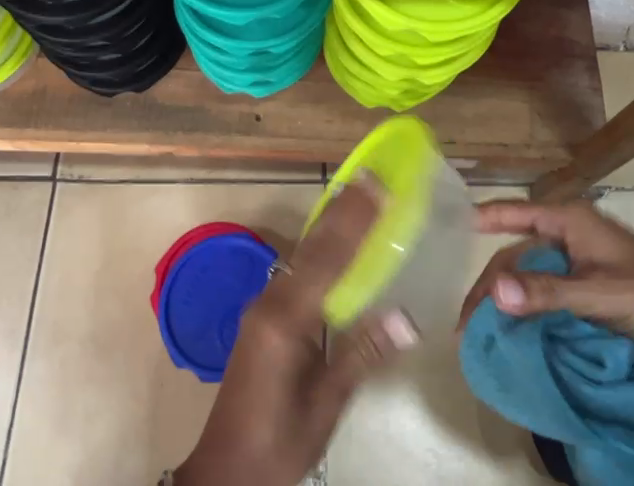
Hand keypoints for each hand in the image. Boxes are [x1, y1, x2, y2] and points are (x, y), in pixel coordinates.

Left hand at [176, 177, 419, 485]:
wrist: (226, 472)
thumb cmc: (278, 442)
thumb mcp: (325, 404)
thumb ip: (361, 356)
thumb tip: (407, 316)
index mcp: (285, 320)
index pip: (327, 260)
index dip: (354, 221)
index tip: (376, 186)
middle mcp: (270, 303)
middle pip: (312, 249)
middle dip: (342, 211)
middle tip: (370, 176)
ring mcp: (263, 309)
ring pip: (302, 257)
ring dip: (330, 224)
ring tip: (356, 195)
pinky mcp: (263, 320)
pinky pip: (296, 273)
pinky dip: (319, 249)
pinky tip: (333, 241)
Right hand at [460, 200, 633, 383]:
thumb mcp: (604, 297)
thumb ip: (549, 294)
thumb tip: (493, 291)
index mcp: (573, 221)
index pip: (516, 213)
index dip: (485, 219)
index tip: (451, 229)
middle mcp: (573, 237)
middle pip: (517, 256)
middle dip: (490, 286)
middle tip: (466, 327)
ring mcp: (583, 266)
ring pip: (531, 280)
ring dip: (507, 305)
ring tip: (482, 336)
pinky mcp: (593, 294)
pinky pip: (549, 300)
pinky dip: (530, 316)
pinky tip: (514, 337)